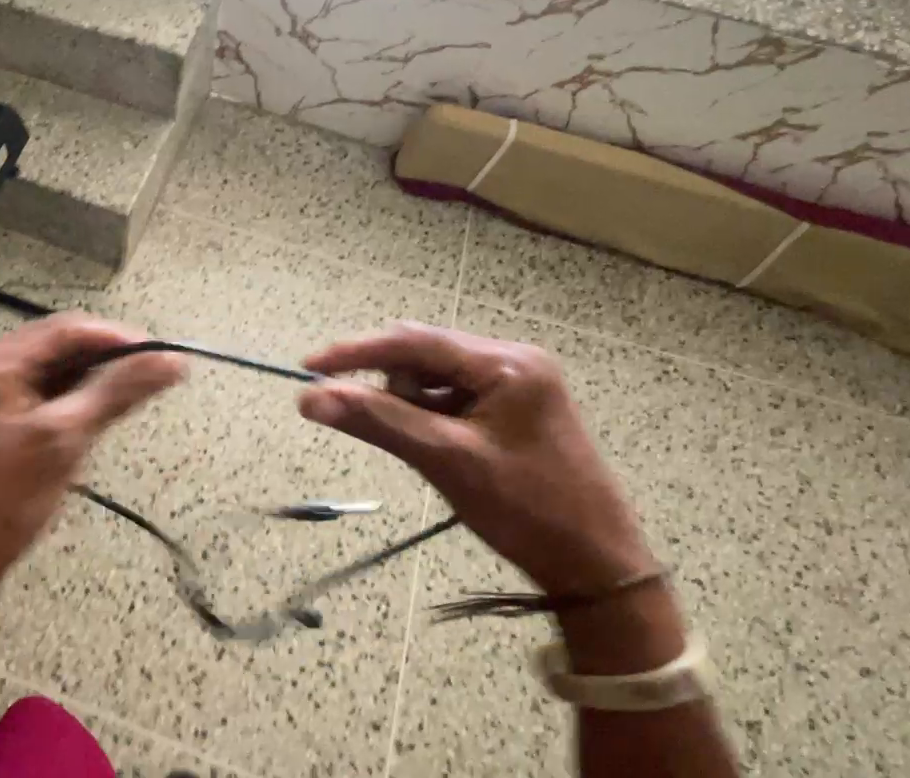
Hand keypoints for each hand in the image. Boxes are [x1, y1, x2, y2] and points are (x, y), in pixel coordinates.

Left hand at [0, 314, 186, 591]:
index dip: (117, 337)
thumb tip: (167, 362)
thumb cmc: (2, 501)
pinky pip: (44, 393)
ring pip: (56, 371)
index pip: (66, 329)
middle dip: (108, 358)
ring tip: (135, 392)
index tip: (160, 354)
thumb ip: (115, 393)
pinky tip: (99, 412)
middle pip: (61, 346)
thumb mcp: (64, 440)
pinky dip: (74, 400)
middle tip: (153, 374)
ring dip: (94, 379)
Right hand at [297, 322, 655, 595]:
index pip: (414, 342)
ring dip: (409, 403)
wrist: (599, 568)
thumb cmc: (528, 511)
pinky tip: (434, 446)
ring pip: (434, 376)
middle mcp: (512, 360)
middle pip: (424, 354)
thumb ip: (378, 421)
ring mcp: (516, 382)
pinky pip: (451, 396)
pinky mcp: (514, 406)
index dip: (356, 352)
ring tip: (420, 449)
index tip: (310, 366)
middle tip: (357, 415)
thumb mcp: (446, 461)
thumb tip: (311, 397)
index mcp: (506, 363)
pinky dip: (429, 415)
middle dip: (387, 383)